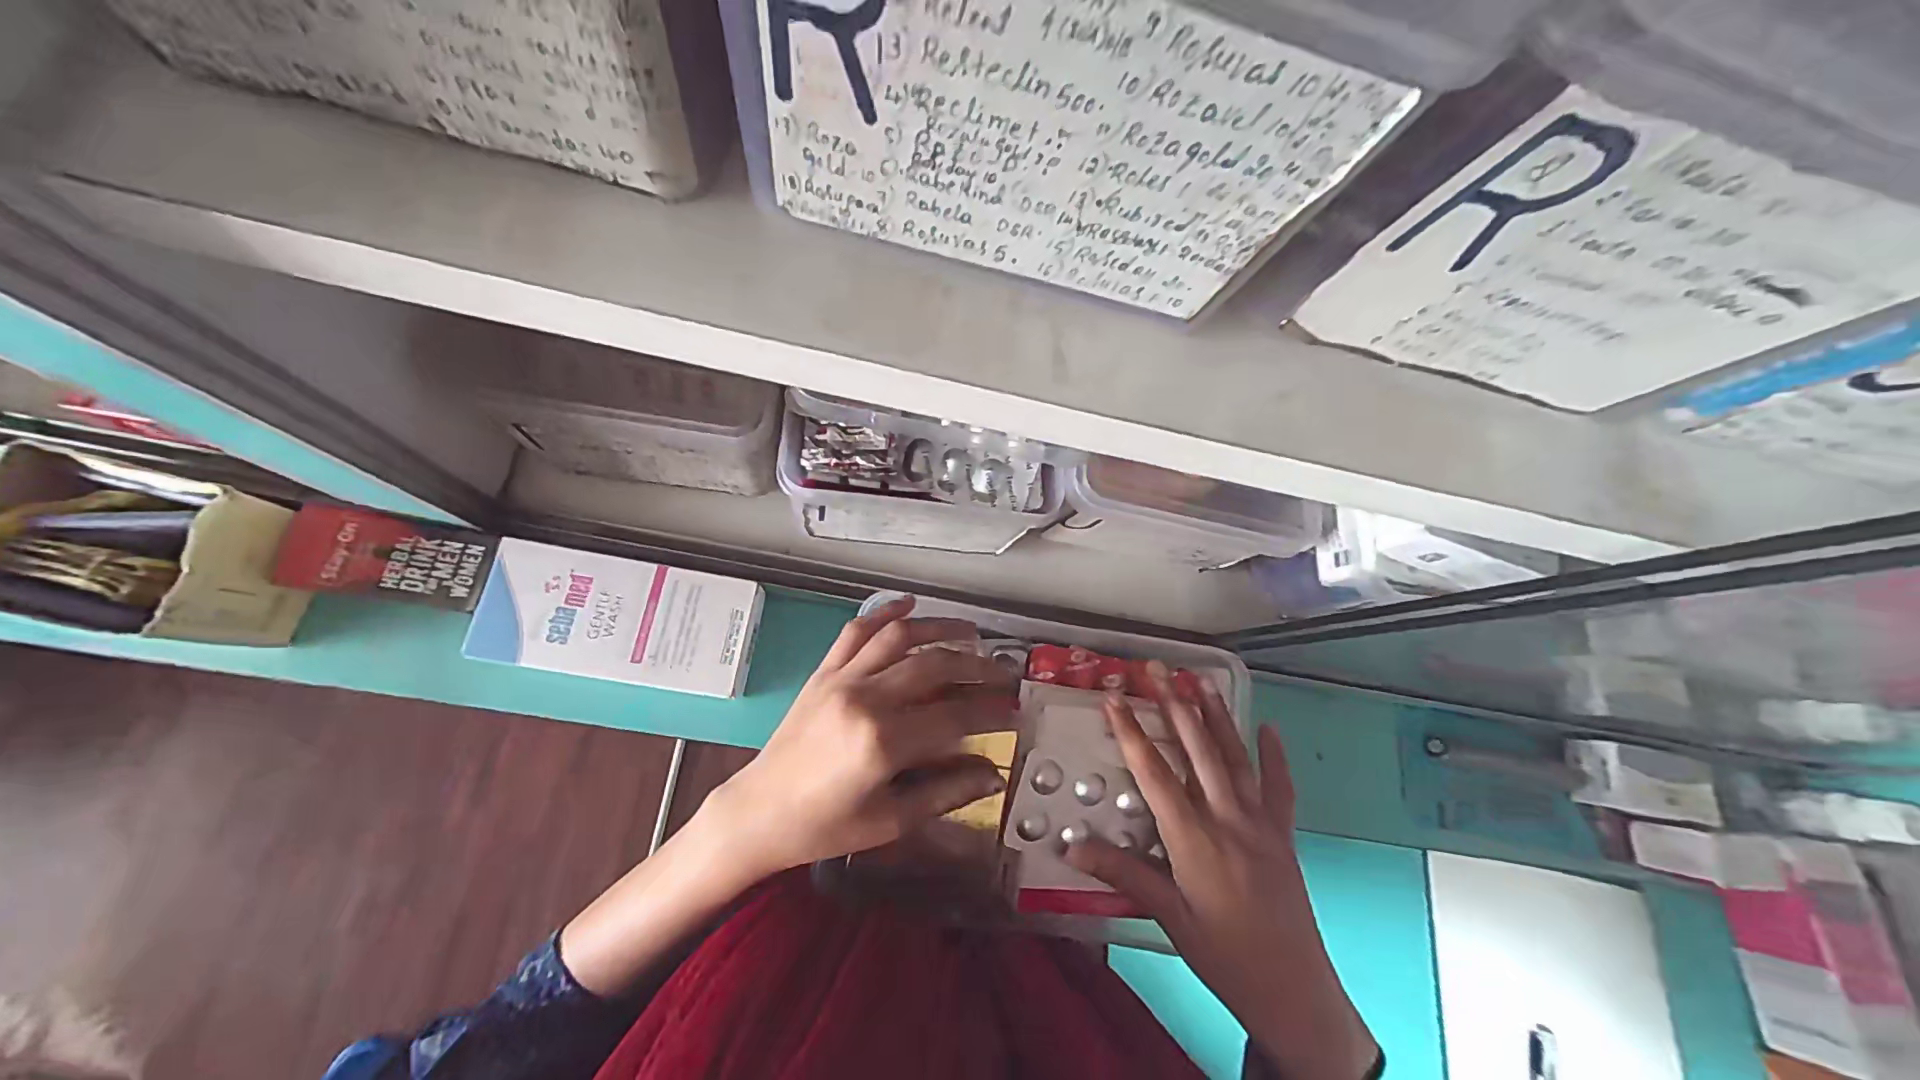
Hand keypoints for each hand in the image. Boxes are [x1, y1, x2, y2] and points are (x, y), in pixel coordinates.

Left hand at [701, 595, 1017, 880]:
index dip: (992, 711)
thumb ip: (946, 792)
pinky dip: (883, 612)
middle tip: (1004, 673)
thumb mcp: (891, 820)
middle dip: (978, 667)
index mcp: (883, 742)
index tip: (1016, 710)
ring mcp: (841, 679)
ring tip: (972, 633)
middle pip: (934, 667)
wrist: (758, 813)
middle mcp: (864, 699)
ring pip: (899, 637)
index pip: (955, 716)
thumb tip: (993, 774)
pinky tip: (908, 605)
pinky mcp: (823, 672)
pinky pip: (855, 631)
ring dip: (940, 629)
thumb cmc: (825, 827)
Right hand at [1066, 664, 1379, 1079]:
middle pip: (1197, 750)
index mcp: (1194, 839)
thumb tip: (1072, 845)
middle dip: (1174, 705)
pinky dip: (1274, 755)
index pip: (1155, 773)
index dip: (1131, 732)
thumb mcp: (1168, 917)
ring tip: (1200, 681)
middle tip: (1159, 669)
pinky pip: (1279, 786)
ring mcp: (1260, 823)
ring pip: (1235, 758)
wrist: (1295, 992)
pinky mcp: (1283, 834)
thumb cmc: (1224, 955)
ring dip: (1216, 716)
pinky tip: (1269, 727)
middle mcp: (1228, 819)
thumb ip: (1123, 873)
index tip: (1115, 698)